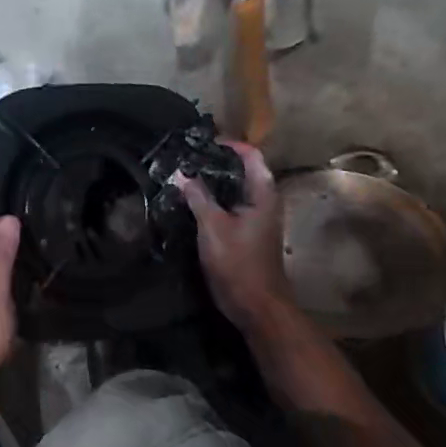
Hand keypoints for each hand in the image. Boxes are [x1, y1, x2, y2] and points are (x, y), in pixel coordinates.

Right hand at [173, 141, 294, 327]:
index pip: (252, 156)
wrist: (256, 305)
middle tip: (187, 157)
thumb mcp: (213, 226)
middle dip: (217, 161)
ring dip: (213, 181)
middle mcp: (264, 202)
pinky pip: (229, 206)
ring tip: (185, 175)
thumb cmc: (238, 262)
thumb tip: (182, 174)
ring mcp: (256, 218)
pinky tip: (191, 202)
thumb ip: (198, 197)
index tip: (202, 142)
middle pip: (243, 171)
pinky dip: (213, 199)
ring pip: (234, 189)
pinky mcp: (246, 233)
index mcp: (263, 194)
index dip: (230, 145)